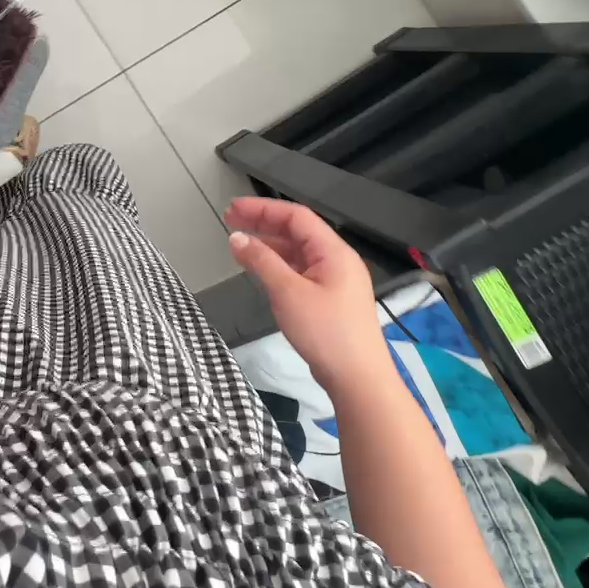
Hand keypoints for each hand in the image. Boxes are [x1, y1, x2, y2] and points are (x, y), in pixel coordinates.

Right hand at [225, 197, 390, 392]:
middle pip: (297, 231)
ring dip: (268, 243)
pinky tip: (258, 268)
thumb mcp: (288, 292)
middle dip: (263, 222)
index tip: (233, 209)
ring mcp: (333, 281)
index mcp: (334, 252)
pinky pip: (298, 270)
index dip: (263, 208)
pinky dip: (276, 263)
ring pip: (297, 251)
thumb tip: (236, 237)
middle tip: (230, 220)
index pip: (297, 217)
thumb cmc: (325, 331)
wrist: (358, 379)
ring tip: (238, 243)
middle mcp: (336, 261)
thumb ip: (261, 261)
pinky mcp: (327, 299)